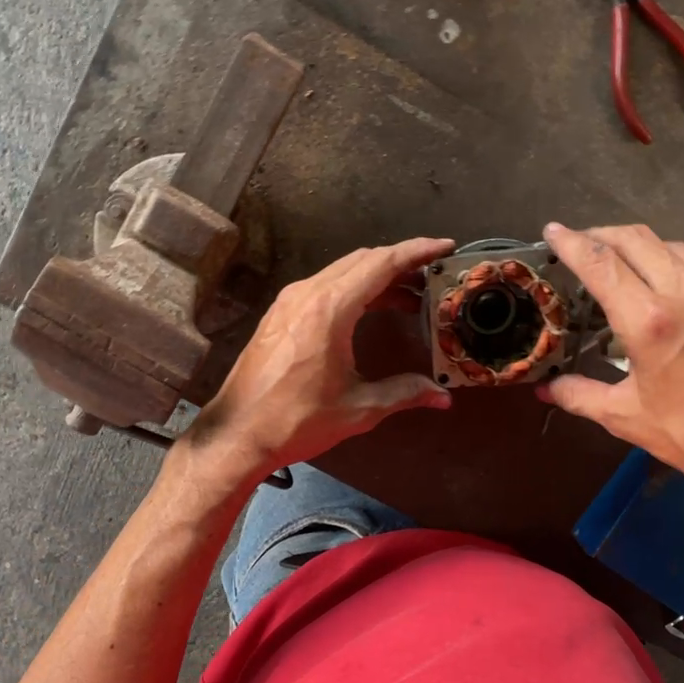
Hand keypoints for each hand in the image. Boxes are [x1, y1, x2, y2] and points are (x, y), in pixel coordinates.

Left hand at [184, 237, 455, 481]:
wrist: (238, 435)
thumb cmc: (297, 421)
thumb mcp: (358, 408)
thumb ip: (404, 393)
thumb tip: (442, 397)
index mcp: (330, 308)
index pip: (381, 263)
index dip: (417, 251)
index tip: (445, 247)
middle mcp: (307, 293)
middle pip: (362, 261)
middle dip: (401, 262)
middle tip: (434, 274)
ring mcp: (289, 302)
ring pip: (341, 272)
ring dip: (376, 277)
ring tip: (410, 295)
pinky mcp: (279, 315)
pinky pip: (324, 287)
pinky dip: (353, 289)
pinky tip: (370, 310)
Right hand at [537, 223, 683, 516]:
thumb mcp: (628, 419)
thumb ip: (580, 395)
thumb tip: (543, 389)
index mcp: (649, 322)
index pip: (600, 264)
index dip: (570, 242)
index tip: (553, 230)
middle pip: (636, 240)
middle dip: (602, 236)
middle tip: (584, 244)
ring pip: (675, 247)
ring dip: (645, 250)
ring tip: (632, 269)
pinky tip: (682, 285)